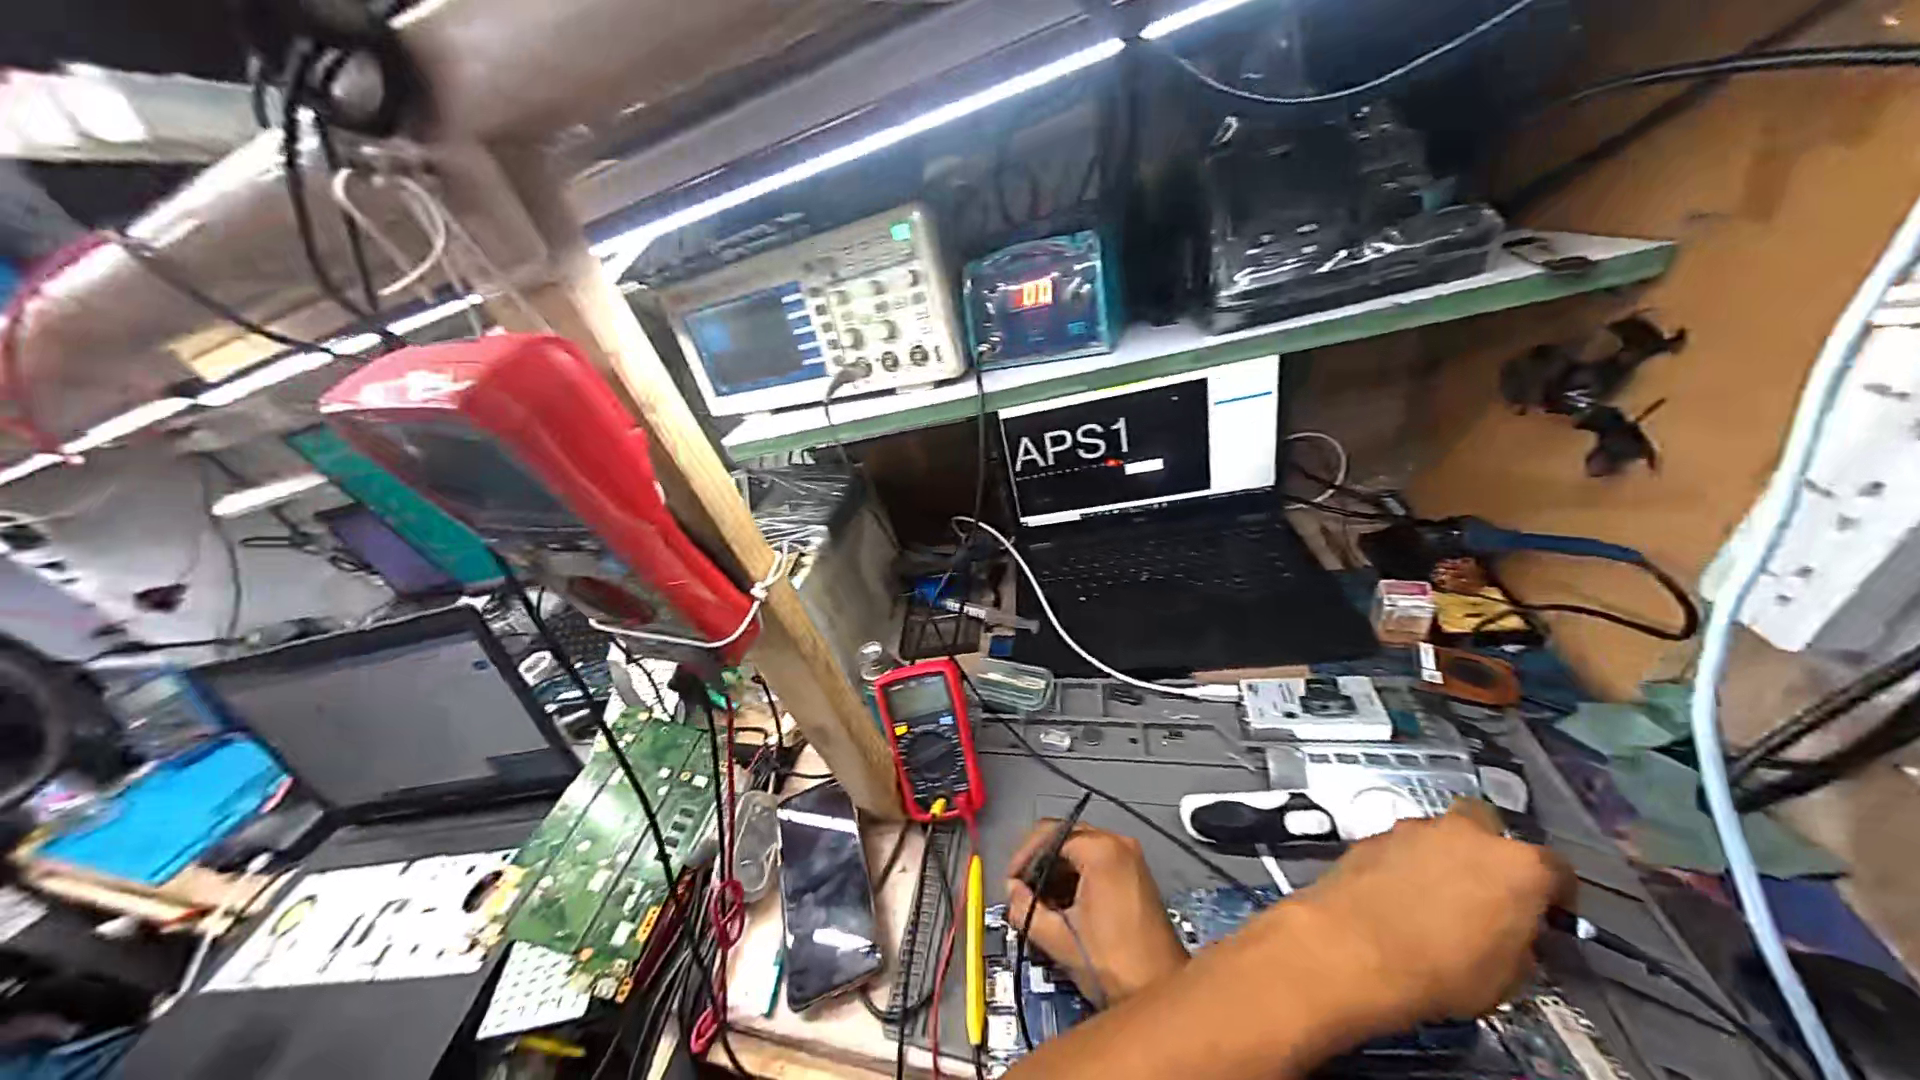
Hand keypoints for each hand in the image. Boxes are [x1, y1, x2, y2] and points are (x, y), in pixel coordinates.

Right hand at [1005, 822, 1188, 1004]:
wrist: (1161, 992)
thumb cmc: (1116, 965)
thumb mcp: (1059, 938)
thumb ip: (1026, 910)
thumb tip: (1013, 893)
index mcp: (1101, 851)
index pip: (1049, 833)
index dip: (1024, 856)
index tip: (1012, 879)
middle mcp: (1119, 844)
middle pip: (1065, 836)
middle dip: (1039, 863)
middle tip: (1023, 889)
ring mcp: (1131, 858)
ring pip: (1079, 849)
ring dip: (1056, 871)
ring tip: (1041, 901)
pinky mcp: (1135, 874)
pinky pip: (1096, 861)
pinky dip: (1075, 877)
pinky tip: (1064, 904)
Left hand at [1275, 801, 1572, 1031]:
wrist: (1355, 947)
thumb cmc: (1441, 968)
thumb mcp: (1509, 974)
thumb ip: (1520, 939)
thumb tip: (1512, 934)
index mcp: (1517, 865)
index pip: (1556, 869)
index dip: (1556, 893)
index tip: (1550, 912)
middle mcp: (1462, 834)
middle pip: (1485, 824)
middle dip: (1489, 849)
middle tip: (1487, 887)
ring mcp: (1410, 830)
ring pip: (1436, 833)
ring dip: (1441, 855)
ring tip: (1436, 896)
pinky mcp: (1369, 837)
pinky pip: (1398, 846)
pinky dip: (1404, 862)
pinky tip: (1399, 893)